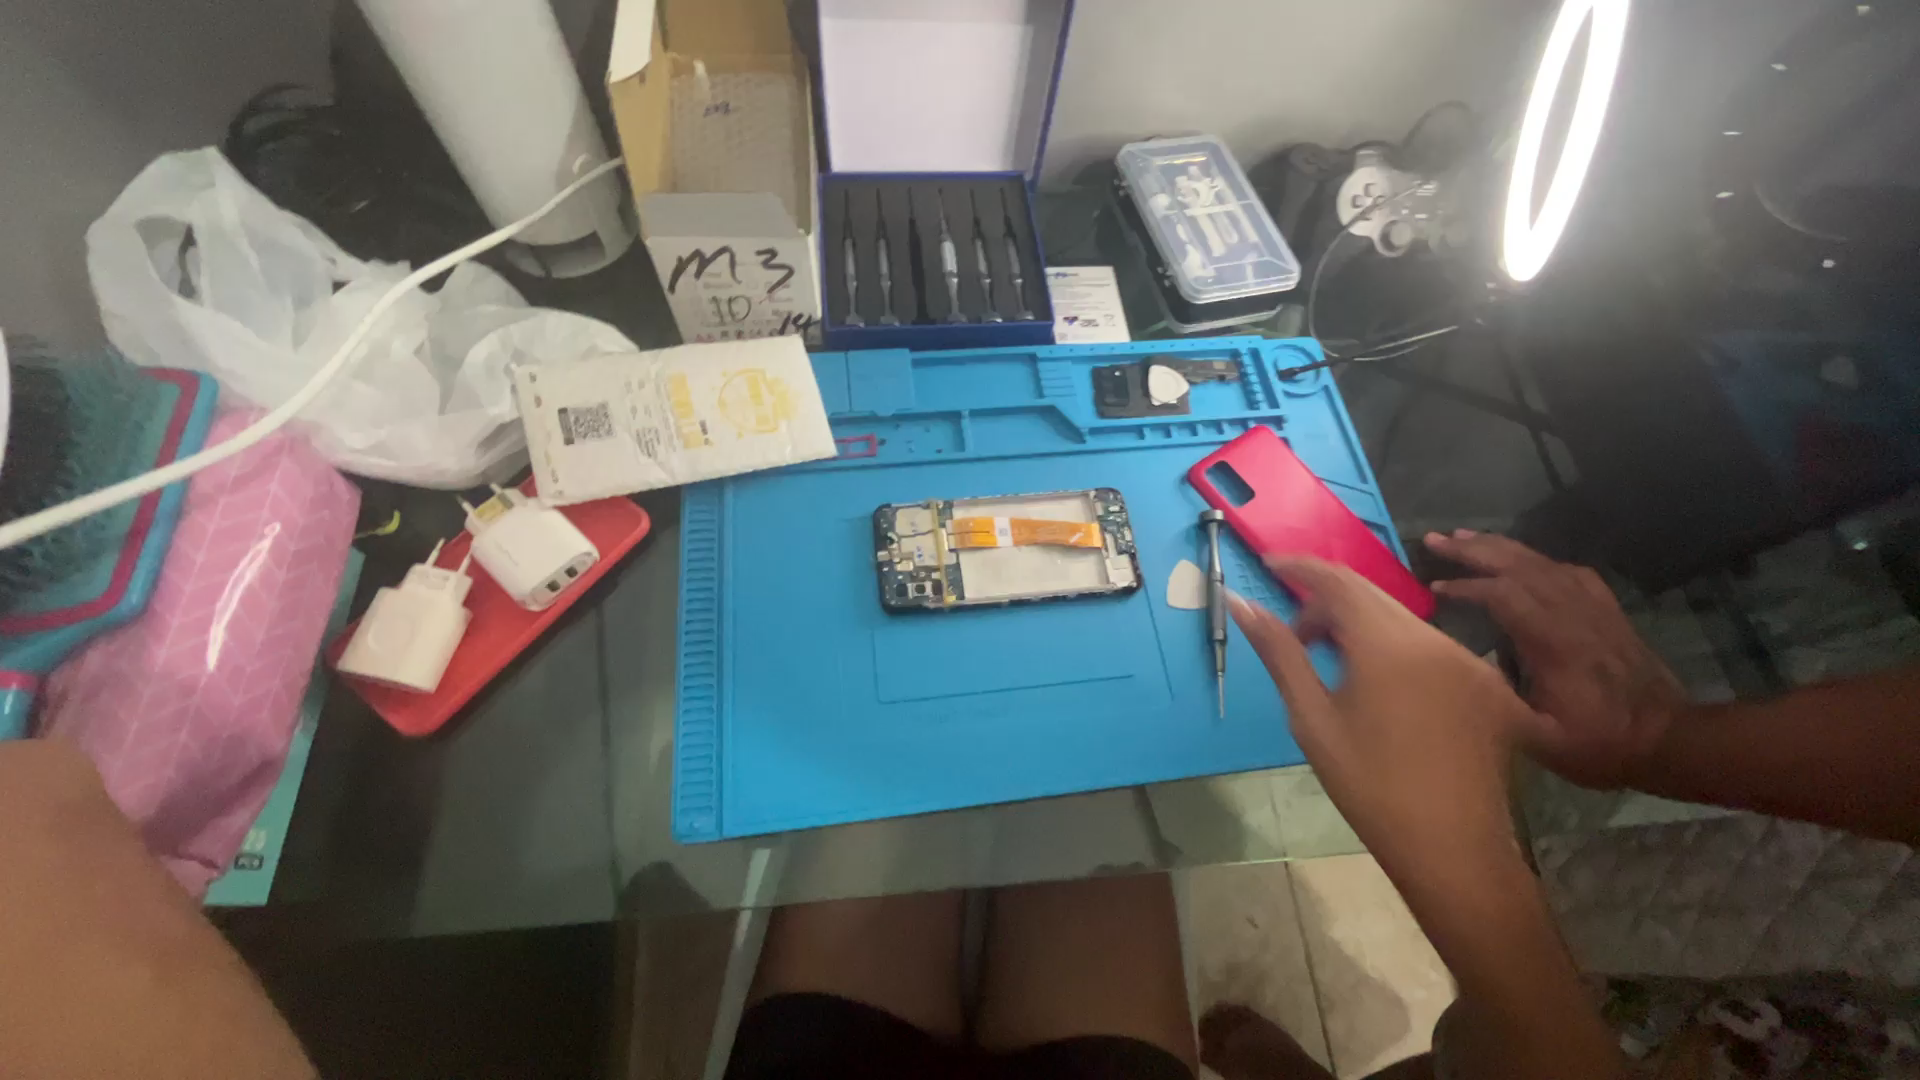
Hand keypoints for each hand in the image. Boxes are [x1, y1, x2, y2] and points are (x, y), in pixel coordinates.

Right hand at [1229, 556, 1533, 866]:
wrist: (1453, 848)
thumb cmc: (1368, 786)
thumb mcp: (1311, 718)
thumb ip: (1280, 652)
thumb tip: (1240, 603)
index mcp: (1388, 646)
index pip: (1338, 581)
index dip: (1300, 567)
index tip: (1268, 565)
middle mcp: (1434, 639)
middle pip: (1370, 593)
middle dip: (1325, 600)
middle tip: (1294, 632)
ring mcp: (1467, 659)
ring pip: (1399, 617)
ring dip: (1358, 623)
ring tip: (1330, 665)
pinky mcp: (1485, 682)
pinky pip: (1428, 642)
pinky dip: (1391, 644)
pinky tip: (1376, 684)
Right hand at [1424, 530, 1686, 789]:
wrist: (1672, 742)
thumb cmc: (1600, 744)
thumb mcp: (1543, 740)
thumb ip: (1499, 702)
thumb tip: (1459, 670)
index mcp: (1557, 645)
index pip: (1506, 596)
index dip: (1466, 587)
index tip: (1432, 589)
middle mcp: (1576, 617)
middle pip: (1521, 568)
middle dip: (1474, 551)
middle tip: (1434, 539)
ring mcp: (1596, 610)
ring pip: (1543, 563)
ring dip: (1499, 547)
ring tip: (1463, 536)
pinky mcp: (1608, 612)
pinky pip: (1570, 572)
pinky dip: (1537, 558)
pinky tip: (1520, 558)